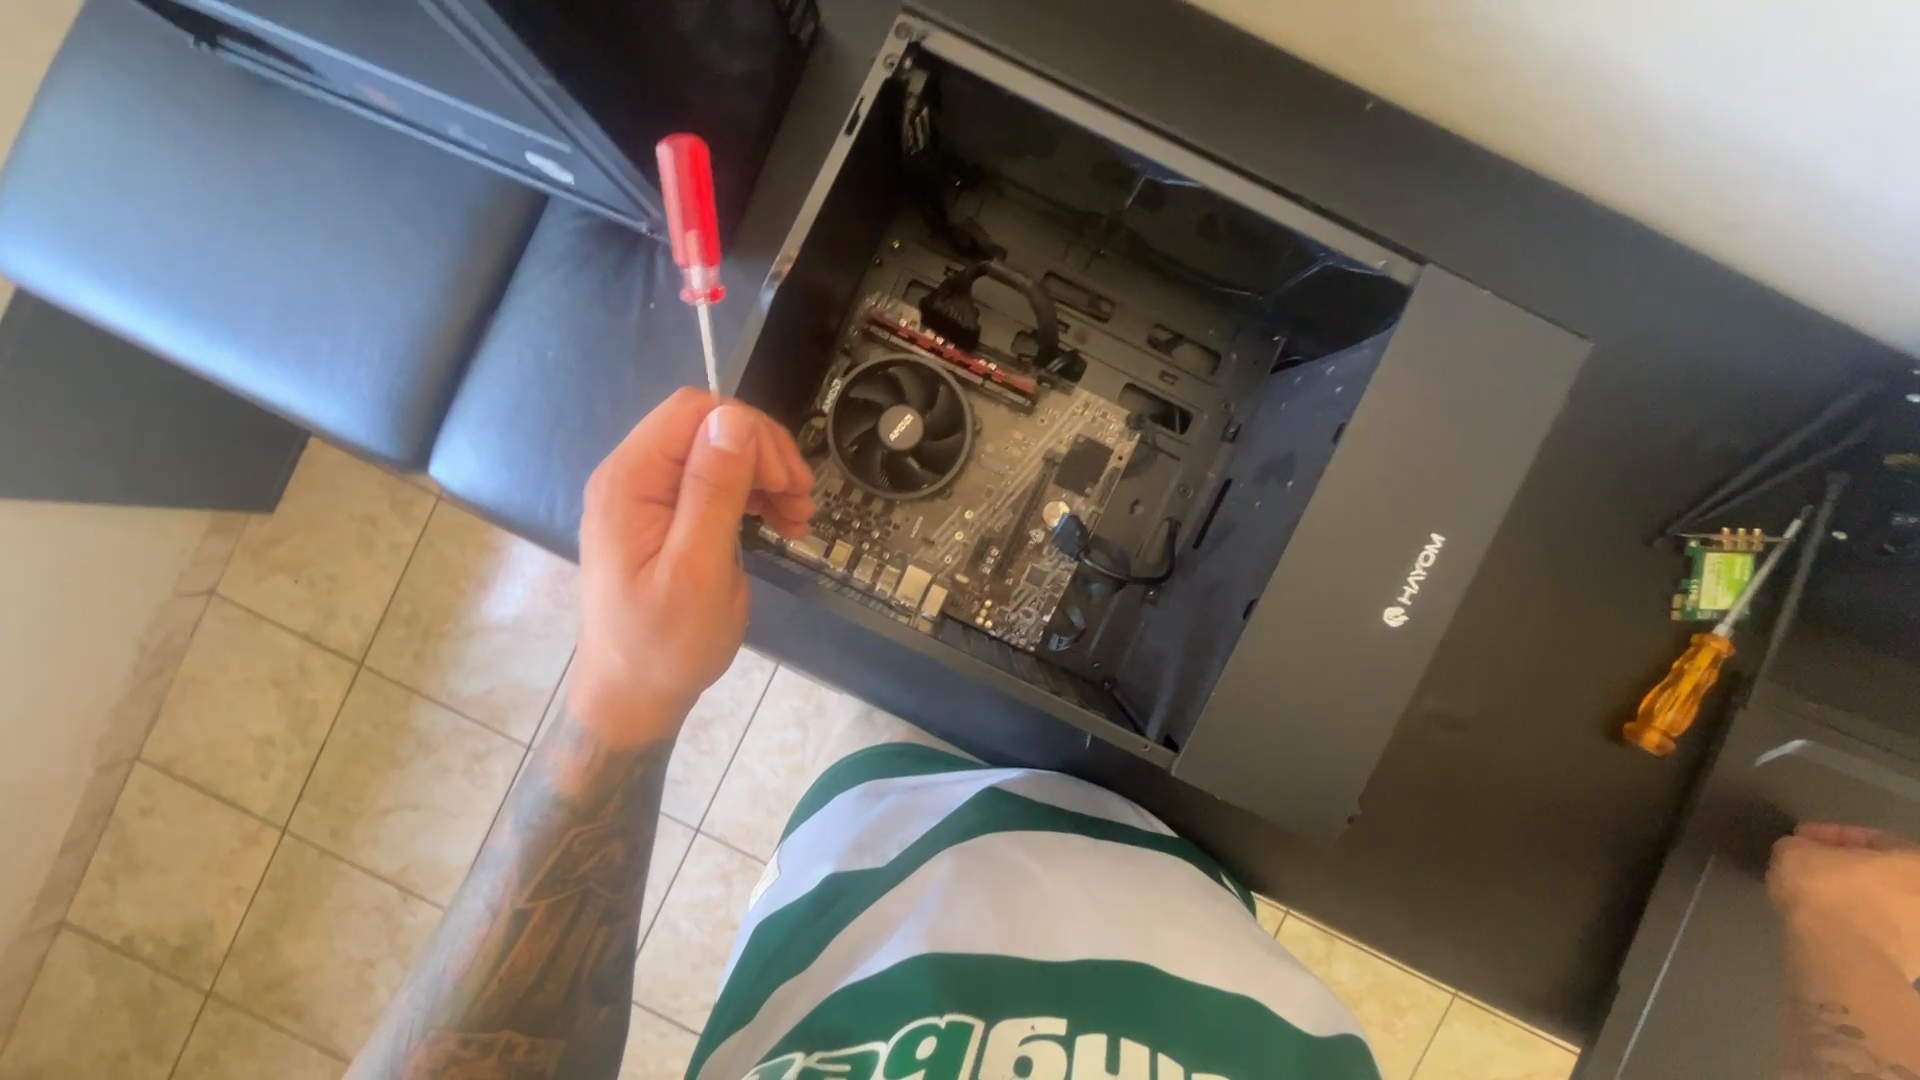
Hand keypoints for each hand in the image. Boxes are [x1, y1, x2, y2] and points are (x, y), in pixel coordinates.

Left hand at [569, 388, 813, 742]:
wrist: (636, 696)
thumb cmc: (665, 643)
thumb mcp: (697, 568)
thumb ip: (713, 491)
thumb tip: (736, 420)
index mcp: (631, 481)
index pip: (694, 412)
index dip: (750, 433)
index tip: (786, 481)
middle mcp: (634, 478)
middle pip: (709, 428)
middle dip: (764, 455)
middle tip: (801, 501)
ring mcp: (649, 499)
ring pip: (718, 454)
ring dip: (765, 477)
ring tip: (799, 518)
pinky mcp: (666, 519)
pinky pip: (716, 485)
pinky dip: (754, 497)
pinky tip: (782, 524)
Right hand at [1769, 824, 1919, 978]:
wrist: (1842, 949)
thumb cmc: (1822, 887)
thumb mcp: (1792, 849)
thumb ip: (1801, 845)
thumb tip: (1804, 851)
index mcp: (1913, 862)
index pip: (1872, 837)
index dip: (1828, 833)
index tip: (1797, 837)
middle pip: (1884, 873)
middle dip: (1848, 869)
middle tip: (1810, 866)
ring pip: (1884, 904)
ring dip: (1854, 897)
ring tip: (1816, 897)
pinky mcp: (1914, 961)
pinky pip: (1879, 931)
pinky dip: (1855, 923)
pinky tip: (1827, 921)